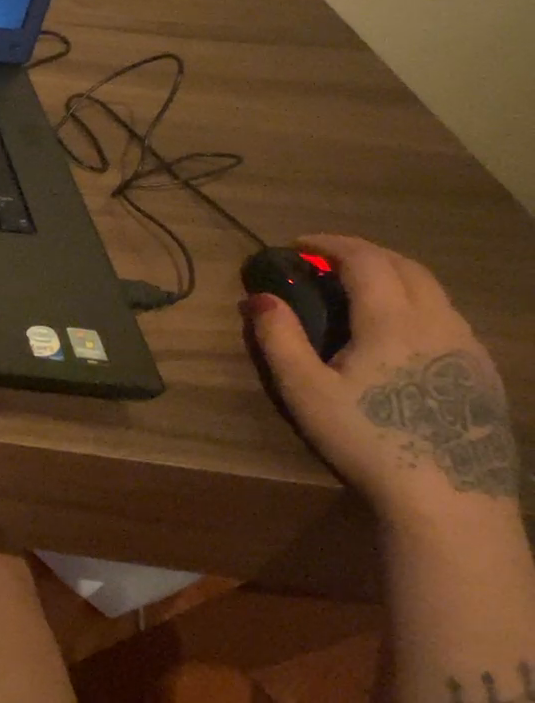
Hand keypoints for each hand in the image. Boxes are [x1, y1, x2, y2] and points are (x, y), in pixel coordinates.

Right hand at [244, 235, 519, 528]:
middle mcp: (439, 323)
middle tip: (324, 258)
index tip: (297, 245)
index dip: (331, 244)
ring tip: (356, 288)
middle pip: (407, 266)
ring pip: (433, 291)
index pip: (366, 260)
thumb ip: (280, 337)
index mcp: (393, 321)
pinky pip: (448, 317)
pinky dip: (415, 302)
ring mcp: (468, 348)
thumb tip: (261, 297)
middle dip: (363, 252)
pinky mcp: (482, 372)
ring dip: (392, 275)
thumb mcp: (304, 389)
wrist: (448, 499)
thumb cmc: (366, 438)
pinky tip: (393, 329)